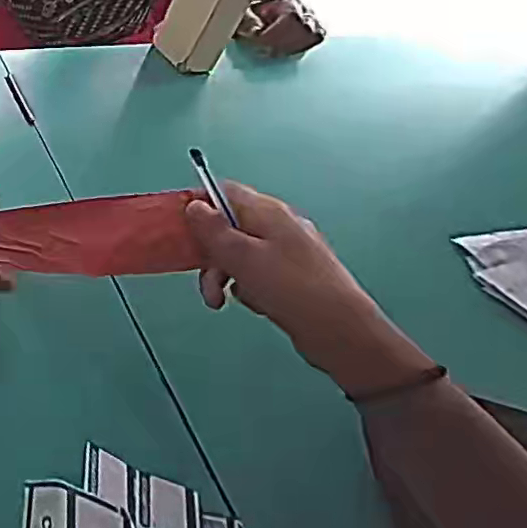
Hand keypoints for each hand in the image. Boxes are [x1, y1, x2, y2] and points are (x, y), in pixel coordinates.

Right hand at [186, 182, 434, 396]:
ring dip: (224, 273)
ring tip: (220, 299)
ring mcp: (289, 251)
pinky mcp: (295, 276)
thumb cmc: (291, 289)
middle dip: (210, 251)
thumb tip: (195, 205)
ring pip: (240, 252)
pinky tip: (254, 302)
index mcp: (268, 211)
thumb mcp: (241, 256)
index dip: (198, 204)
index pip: (223, 190)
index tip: (181, 228)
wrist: (345, 337)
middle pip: (228, 225)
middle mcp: (279, 225)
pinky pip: (257, 271)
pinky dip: (247, 285)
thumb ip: (212, 228)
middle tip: (204, 277)